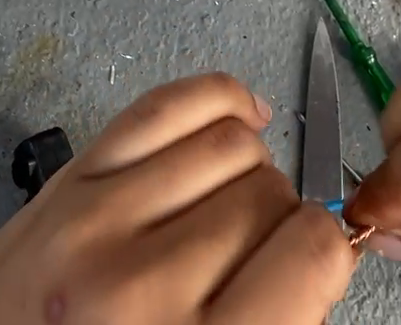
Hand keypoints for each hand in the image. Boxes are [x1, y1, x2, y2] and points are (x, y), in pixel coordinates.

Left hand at [0, 73, 356, 324]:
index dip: (327, 249)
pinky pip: (166, 103)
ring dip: (251, 164)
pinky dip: (218, 97)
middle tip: (258, 248)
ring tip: (232, 199)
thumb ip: (273, 323)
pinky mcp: (73, 174)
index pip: (308, 252)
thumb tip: (320, 252)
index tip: (313, 260)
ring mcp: (101, 218)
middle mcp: (145, 286)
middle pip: (268, 192)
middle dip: (281, 215)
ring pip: (229, 141)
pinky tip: (237, 118)